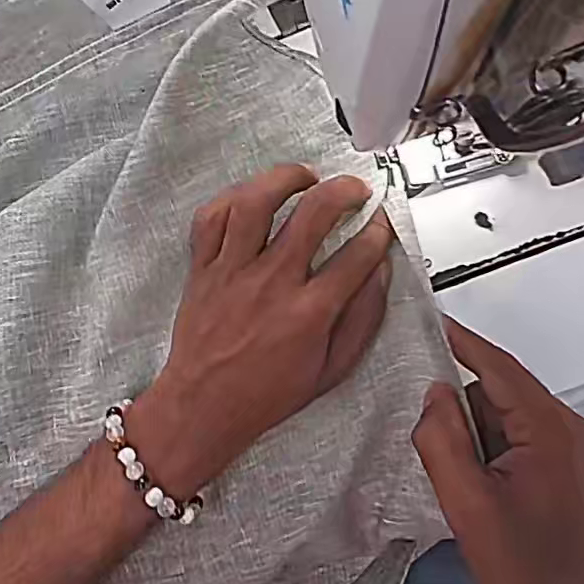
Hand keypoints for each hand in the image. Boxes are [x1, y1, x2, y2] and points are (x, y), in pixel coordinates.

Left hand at [128, 164, 395, 498]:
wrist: (204, 405)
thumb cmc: (262, 394)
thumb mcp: (331, 370)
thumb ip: (362, 321)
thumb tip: (379, 276)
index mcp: (308, 313)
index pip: (357, 254)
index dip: (378, 232)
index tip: (380, 225)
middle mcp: (271, 284)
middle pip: (314, 213)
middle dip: (345, 191)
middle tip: (354, 190)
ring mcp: (233, 272)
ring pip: (257, 203)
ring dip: (286, 179)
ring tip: (304, 178)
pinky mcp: (203, 270)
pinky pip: (211, 219)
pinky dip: (232, 198)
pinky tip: (251, 197)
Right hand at [410, 317, 583, 583]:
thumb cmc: (529, 577)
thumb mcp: (467, 505)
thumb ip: (442, 439)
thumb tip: (436, 394)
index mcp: (554, 432)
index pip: (499, 368)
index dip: (463, 342)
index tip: (435, 321)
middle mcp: (580, 433)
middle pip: (507, 396)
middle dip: (468, 414)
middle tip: (441, 449)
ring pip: (518, 422)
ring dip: (485, 440)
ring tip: (471, 489)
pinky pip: (533, 444)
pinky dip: (503, 454)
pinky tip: (491, 493)